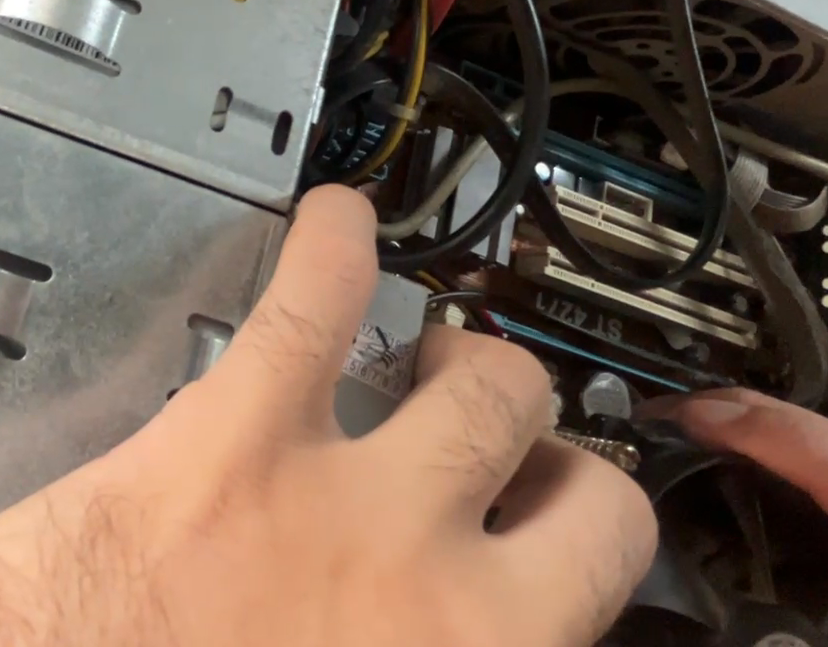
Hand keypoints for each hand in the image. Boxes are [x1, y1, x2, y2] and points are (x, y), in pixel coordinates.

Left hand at [0, 186, 655, 646]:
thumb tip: (413, 631)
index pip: (591, 612)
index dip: (568, 564)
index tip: (538, 540)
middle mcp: (442, 612)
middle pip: (583, 499)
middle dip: (545, 460)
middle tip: (483, 443)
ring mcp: (344, 507)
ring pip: (486, 389)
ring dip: (474, 364)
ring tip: (430, 353)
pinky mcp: (236, 434)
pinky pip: (313, 307)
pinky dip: (332, 248)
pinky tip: (335, 222)